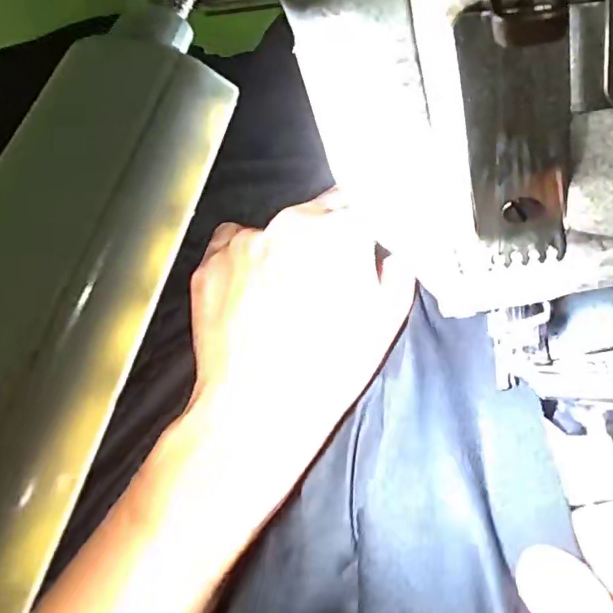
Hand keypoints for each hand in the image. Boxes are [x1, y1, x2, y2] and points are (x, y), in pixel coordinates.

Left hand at [187, 189, 412, 431]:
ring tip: (291, 288)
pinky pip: (237, 242)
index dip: (368, 224)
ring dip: (290, 245)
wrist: (258, 408)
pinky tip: (257, 287)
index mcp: (343, 229)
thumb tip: (393, 254)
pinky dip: (249, 255)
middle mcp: (295, 223)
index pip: (364, 203)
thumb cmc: (330, 365)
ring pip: (280, 227)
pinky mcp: (213, 261)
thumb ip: (399, 270)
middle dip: (332, 234)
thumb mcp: (389, 317)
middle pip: (322, 210)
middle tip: (332, 274)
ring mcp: (250, 240)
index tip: (369, 240)